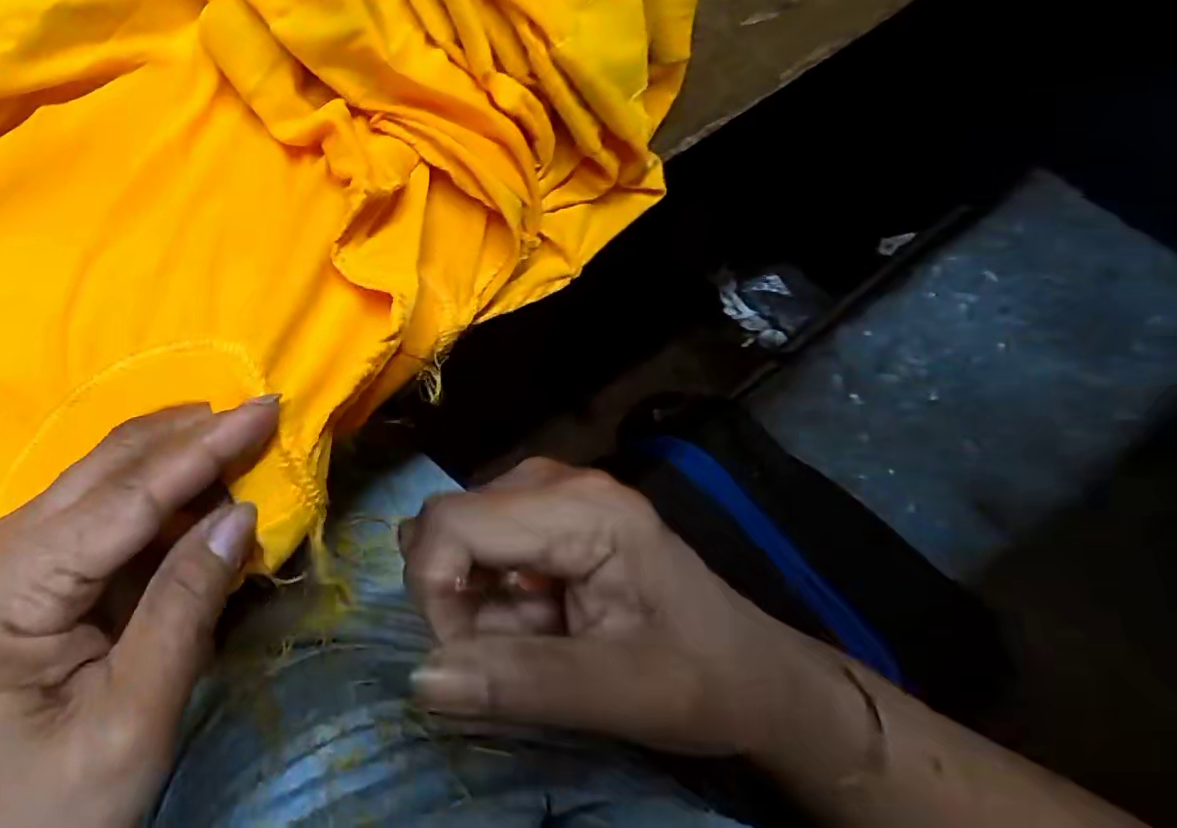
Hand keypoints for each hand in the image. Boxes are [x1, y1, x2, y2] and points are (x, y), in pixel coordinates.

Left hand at [0, 398, 277, 827]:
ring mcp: (14, 553)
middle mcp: (0, 551)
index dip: (202, 451)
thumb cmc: (60, 803)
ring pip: (110, 474)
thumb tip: (241, 511)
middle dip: (191, 436)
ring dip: (180, 456)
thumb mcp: (135, 716)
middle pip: (111, 468)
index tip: (264, 409)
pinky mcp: (38, 564)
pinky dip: (165, 490)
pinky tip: (205, 488)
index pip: (124, 499)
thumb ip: (186, 605)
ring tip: (242, 445)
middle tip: (260, 414)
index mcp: (7, 591)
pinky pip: (110, 504)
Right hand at [399, 457, 820, 757]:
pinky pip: (477, 548)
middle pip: (449, 525)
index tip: (463, 658)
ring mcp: (544, 491)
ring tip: (536, 639)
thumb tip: (421, 679)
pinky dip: (486, 595)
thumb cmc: (705, 680)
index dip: (434, 591)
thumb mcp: (624, 695)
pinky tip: (534, 619)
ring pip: (457, 540)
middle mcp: (552, 480)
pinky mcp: (539, 512)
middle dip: (454, 601)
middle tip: (508, 655)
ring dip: (473, 603)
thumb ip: (523, 683)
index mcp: (582, 507)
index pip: (454, 522)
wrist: (756, 673)